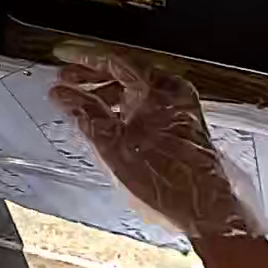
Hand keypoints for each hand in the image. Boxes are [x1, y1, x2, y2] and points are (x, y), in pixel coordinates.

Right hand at [49, 45, 251, 238]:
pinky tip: (105, 119)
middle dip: (91, 75)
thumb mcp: (113, 144)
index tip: (62, 54)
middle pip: (123, 71)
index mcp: (157, 88)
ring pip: (134, 88)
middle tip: (65, 79)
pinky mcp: (181, 121)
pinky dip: (122, 106)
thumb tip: (60, 92)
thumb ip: (84, 112)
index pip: (113, 60)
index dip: (82, 56)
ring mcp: (179, 105)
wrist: (207, 212)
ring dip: (105, 92)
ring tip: (80, 103)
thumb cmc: (166, 179)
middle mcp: (172, 90)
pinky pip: (145, 102)